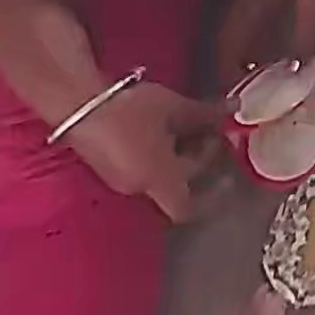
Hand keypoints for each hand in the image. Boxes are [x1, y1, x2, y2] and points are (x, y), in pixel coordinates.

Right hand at [62, 81, 224, 221]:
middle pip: (177, 185)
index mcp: (157, 179)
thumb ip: (206, 114)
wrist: (80, 106)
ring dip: (181, 153)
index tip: (227, 176)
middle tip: (211, 130)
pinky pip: (145, 167)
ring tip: (192, 122)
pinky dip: (163, 152)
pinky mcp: (109, 167)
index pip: (185, 208)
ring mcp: (120, 179)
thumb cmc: (133, 111)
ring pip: (161, 175)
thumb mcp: (175, 109)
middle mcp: (138, 188)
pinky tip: (167, 125)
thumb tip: (234, 109)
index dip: (209, 198)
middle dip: (198, 159)